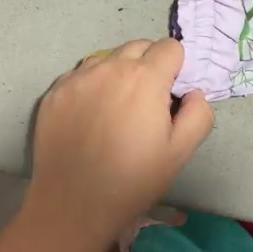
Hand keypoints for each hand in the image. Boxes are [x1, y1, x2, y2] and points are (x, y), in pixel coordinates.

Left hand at [25, 39, 214, 245]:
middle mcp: (109, 67)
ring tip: (115, 111)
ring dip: (118, 73)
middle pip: (138, 47)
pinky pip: (80, 76)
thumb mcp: (180, 153)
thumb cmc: (132, 180)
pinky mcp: (54, 93)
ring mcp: (77, 78)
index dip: (176, 69)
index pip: (170, 47)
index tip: (170, 96)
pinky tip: (89, 118)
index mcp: (144, 78)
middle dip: (148, 66)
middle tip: (146, 104)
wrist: (73, 204)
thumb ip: (198, 114)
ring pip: (107, 59)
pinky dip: (91, 87)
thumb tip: (193, 93)